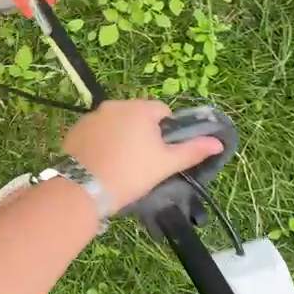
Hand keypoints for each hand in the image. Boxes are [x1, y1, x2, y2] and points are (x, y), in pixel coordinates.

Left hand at [63, 100, 222, 209]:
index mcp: (139, 109)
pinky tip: (103, 162)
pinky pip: (97, 131)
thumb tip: (217, 142)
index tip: (162, 152)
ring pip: (116, 122)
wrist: (84, 188)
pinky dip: (102, 141)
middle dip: (143, 132)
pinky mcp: (76, 128)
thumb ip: (192, 150)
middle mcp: (114, 105)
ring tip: (122, 163)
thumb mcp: (165, 164)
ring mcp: (92, 115)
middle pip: (137, 115)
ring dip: (122, 136)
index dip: (166, 131)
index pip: (161, 111)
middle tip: (143, 160)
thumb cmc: (131, 174)